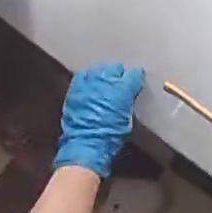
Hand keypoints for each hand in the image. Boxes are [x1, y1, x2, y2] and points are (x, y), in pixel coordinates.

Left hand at [54, 62, 145, 176]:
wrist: (85, 145)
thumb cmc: (111, 136)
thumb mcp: (128, 119)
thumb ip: (128, 101)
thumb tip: (128, 94)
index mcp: (123, 89)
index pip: (135, 73)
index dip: (136, 78)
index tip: (135, 83)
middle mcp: (106, 81)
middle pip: (116, 67)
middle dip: (119, 75)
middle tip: (118, 84)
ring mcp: (89, 82)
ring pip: (99, 68)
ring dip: (103, 75)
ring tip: (103, 83)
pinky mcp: (75, 87)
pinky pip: (83, 74)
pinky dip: (88, 78)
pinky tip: (90, 84)